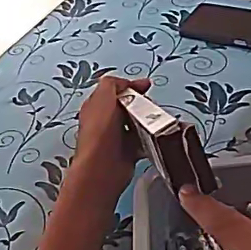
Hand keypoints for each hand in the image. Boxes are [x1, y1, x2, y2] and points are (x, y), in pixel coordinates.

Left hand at [65, 76, 150, 202]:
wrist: (103, 166)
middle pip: (129, 106)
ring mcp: (116, 138)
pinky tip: (153, 136)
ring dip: (147, 121)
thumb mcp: (104, 96)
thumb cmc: (100, 132)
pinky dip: (149, 139)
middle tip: (149, 106)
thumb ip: (113, 84)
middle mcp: (105, 121)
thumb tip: (124, 83)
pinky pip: (142, 141)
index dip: (130, 86)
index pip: (115, 90)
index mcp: (96, 106)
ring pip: (137, 123)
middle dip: (142, 104)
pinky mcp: (127, 152)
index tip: (145, 85)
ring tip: (154, 120)